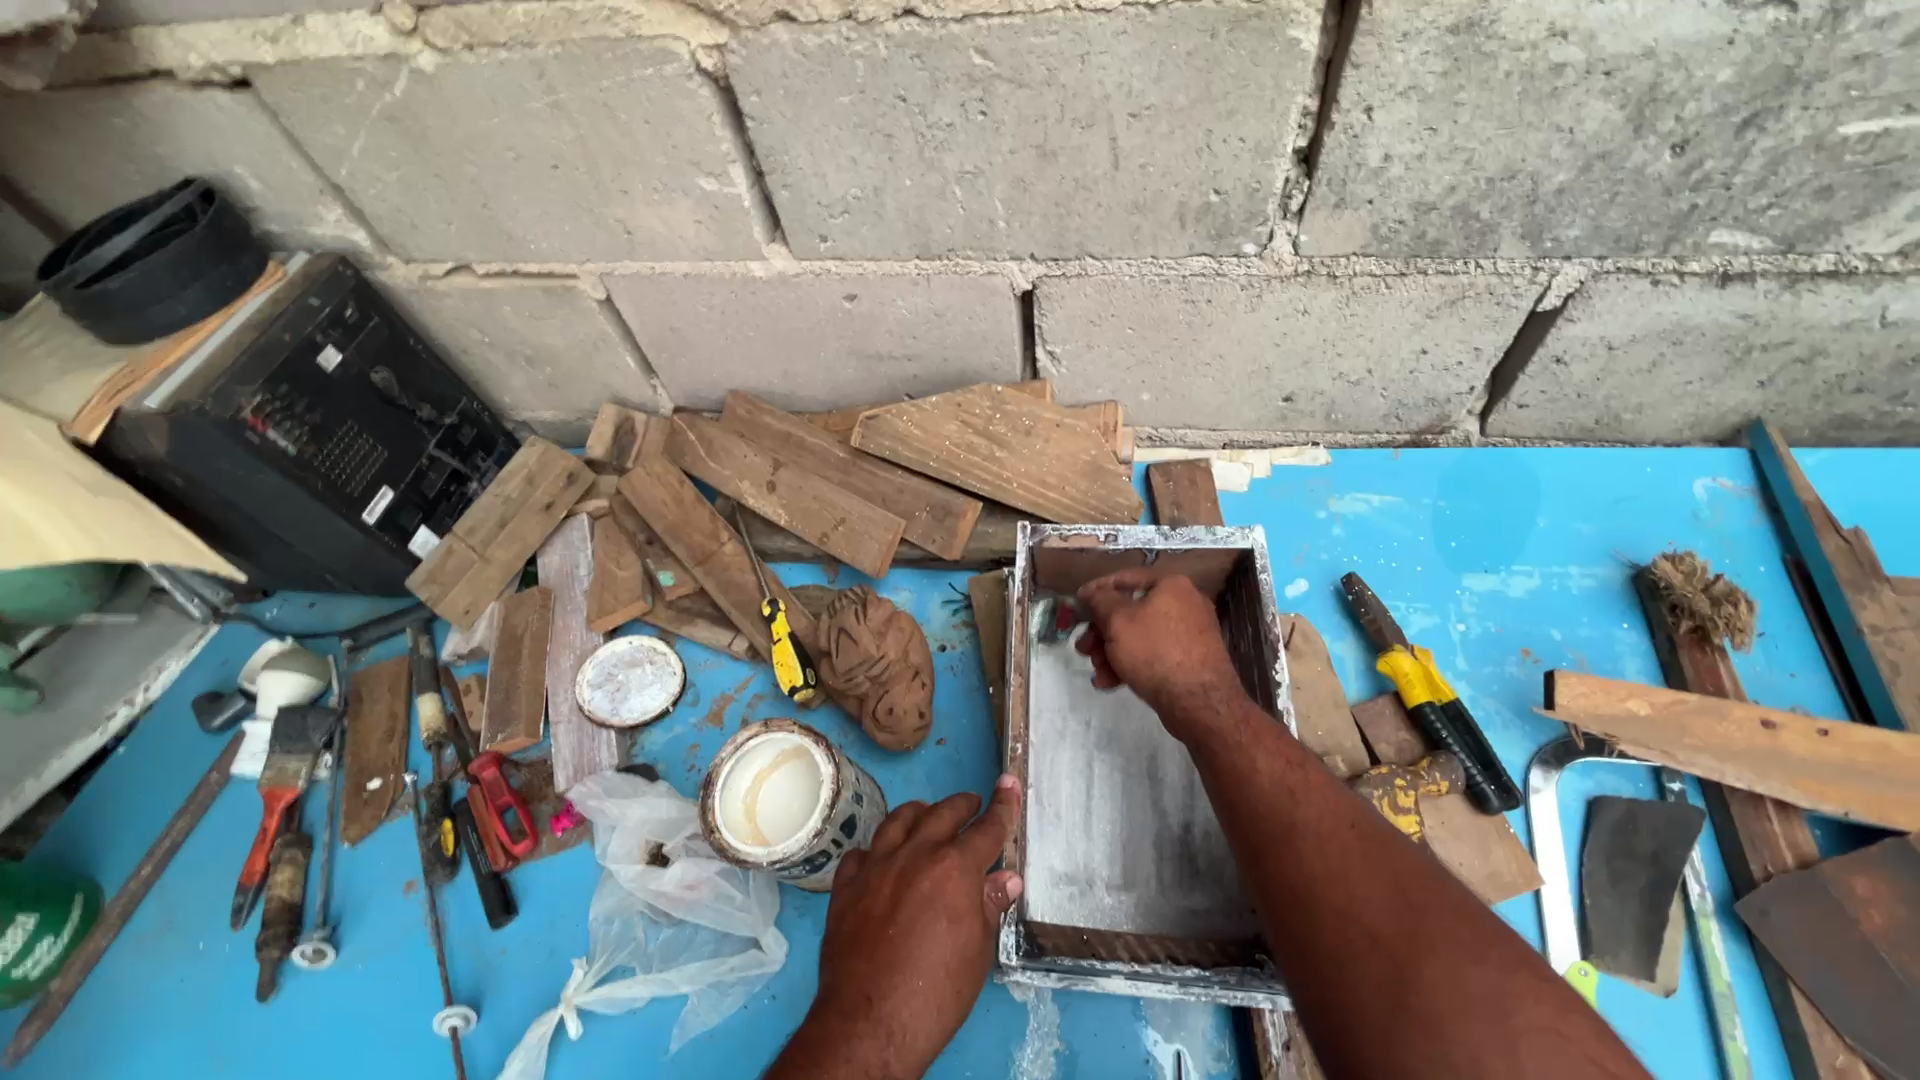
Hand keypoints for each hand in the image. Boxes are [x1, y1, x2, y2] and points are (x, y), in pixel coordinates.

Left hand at [768, 777, 1022, 1079]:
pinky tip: (880, 858)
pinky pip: (861, 853)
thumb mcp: (978, 951)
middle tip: (973, 803)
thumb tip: (1006, 878)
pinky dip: (876, 850)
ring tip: (927, 814)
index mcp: (955, 868)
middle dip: (962, 804)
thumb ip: (990, 905)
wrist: (870, 1021)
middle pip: (942, 814)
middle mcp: (915, 855)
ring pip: (898, 821)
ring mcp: (876, 867)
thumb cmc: (937, 992)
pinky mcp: (846, 886)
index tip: (1008, 784)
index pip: (987, 828)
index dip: (1003, 806)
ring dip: (919, 813)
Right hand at [1075, 570, 1248, 738]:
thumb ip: (1099, 601)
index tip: (1077, 605)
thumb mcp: (1117, 621)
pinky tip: (1112, 682)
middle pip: (1130, 611)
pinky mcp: (1191, 659)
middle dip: (1101, 632)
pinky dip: (1132, 664)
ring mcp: (1190, 633)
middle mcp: (1184, 603)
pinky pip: (1154, 654)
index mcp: (1170, 585)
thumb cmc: (1155, 651)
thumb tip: (1092, 593)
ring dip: (1112, 652)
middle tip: (1084, 648)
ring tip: (1098, 671)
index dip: (1096, 591)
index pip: (1125, 579)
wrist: (1199, 701)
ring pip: (1139, 636)